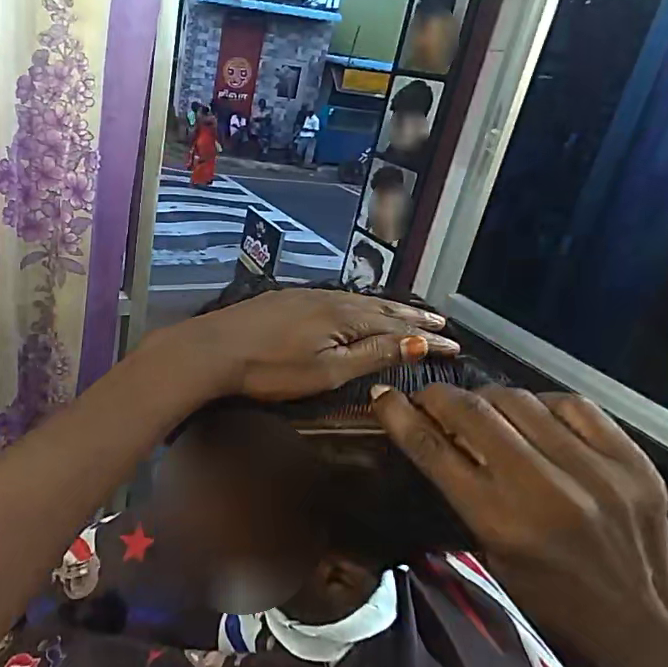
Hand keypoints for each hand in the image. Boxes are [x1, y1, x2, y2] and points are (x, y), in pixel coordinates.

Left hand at [148, 288, 458, 401]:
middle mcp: (330, 299)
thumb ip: (371, 354)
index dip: (427, 338)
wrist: (213, 349)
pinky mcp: (285, 298)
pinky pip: (336, 296)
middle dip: (413, 317)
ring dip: (387, 307)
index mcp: (345, 317)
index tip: (454, 345)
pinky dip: (358, 303)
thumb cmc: (270, 369)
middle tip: (441, 322)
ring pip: (358, 299)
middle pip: (381, 307)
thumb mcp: (326, 371)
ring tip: (407, 312)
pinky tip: (355, 307)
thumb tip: (416, 342)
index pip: (398, 327)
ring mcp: (306, 295)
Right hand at [372, 384, 667, 666]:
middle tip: (429, 399)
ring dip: (486, 398)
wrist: (642, 617)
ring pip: (517, 399)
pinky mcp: (631, 460)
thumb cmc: (548, 594)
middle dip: (438, 396)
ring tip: (481, 409)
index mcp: (501, 521)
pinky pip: (570, 403)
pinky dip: (539, 403)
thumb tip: (433, 430)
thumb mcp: (489, 549)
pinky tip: (533, 414)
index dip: (400, 415)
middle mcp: (545, 490)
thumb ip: (462, 489)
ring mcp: (594, 471)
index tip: (383, 396)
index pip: (434, 448)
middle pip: (471, 411)